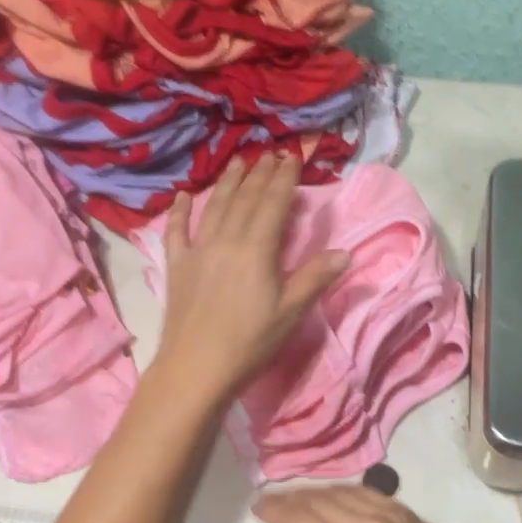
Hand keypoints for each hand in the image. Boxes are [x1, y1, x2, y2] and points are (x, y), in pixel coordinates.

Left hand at [153, 153, 347, 401]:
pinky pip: (177, 231)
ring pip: (214, 207)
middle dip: (260, 174)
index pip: (273, 204)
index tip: (292, 157)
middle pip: (245, 199)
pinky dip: (180, 211)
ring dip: (227, 182)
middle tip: (270, 154)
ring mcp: (198, 251)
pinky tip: (184, 196)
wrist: (196, 368)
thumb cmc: (249, 343)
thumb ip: (314, 278)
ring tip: (238, 162)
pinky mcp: (177, 267)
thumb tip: (345, 252)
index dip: (284, 179)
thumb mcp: (290, 312)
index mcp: (256, 249)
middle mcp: (226, 240)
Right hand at [254, 486, 501, 522]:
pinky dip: (339, 493)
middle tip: (270, 503)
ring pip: (338, 492)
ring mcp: (389, 514)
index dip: (274, 511)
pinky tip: (328, 499)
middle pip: (316, 501)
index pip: (300, 521)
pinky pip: (362, 492)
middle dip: (288, 500)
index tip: (257, 507)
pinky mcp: (404, 511)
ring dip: (312, 493)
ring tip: (294, 500)